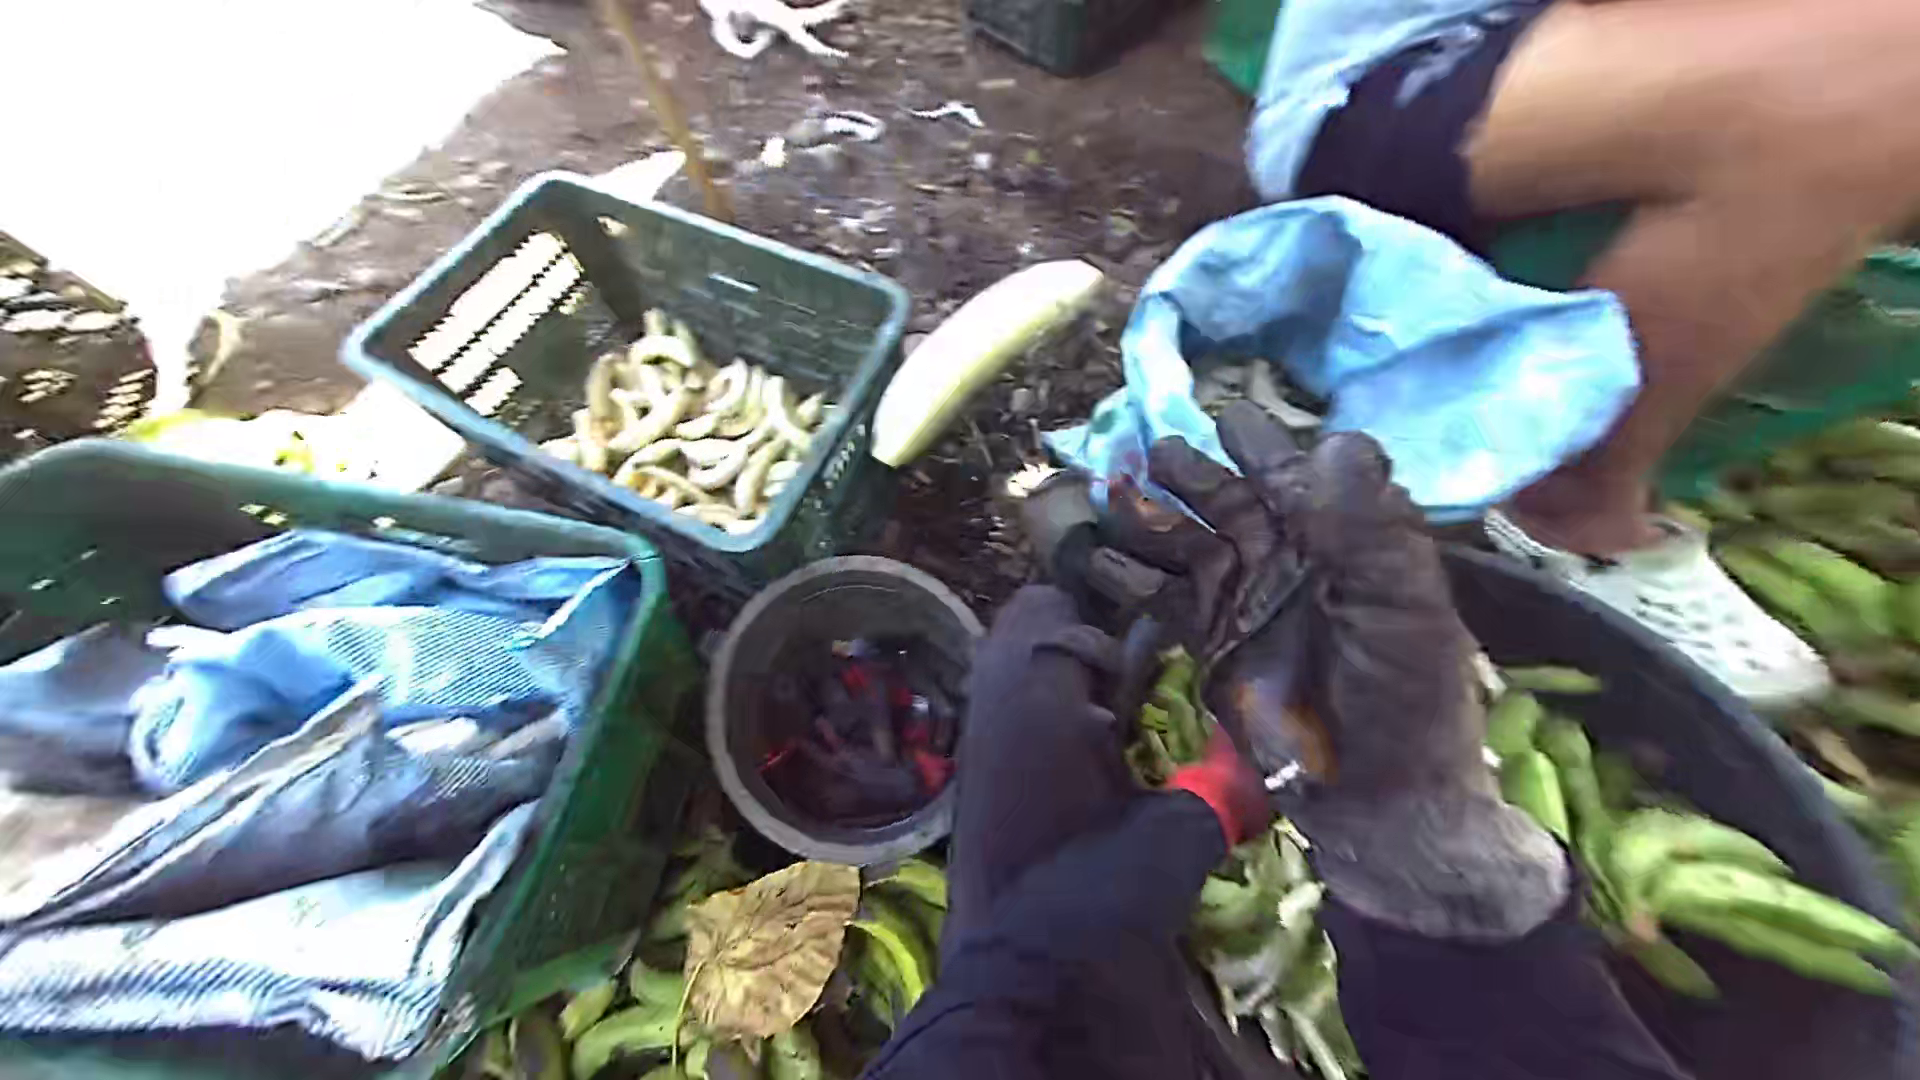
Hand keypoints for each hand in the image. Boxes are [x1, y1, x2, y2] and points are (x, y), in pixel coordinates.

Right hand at [1103, 403, 1566, 938]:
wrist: (1370, 793)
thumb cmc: (1400, 696)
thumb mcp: (1396, 608)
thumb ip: (1365, 528)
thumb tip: (1339, 440)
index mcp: (1335, 543)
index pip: (1295, 480)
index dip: (1262, 446)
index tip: (1228, 418)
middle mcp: (1282, 560)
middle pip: (1227, 503)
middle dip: (1191, 474)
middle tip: (1155, 451)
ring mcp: (1239, 597)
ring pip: (1186, 543)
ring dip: (1151, 518)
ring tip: (1114, 495)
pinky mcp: (1206, 635)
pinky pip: (1162, 595)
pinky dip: (1130, 576)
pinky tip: (1102, 560)